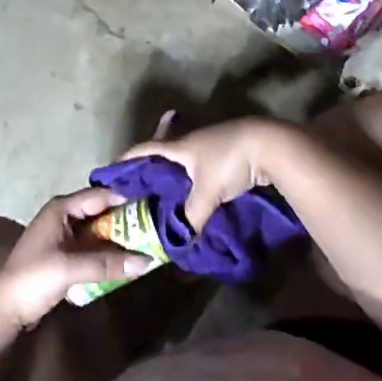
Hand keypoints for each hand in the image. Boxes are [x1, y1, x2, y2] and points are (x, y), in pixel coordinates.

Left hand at [0, 188, 154, 329]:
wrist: (3, 310)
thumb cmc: (33, 279)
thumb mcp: (71, 269)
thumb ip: (108, 264)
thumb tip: (148, 260)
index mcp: (61, 208)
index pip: (100, 195)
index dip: (125, 198)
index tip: (152, 204)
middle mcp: (63, 215)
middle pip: (100, 211)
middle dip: (125, 219)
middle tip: (154, 225)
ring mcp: (63, 235)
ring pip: (98, 230)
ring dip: (118, 237)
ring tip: (147, 241)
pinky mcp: (65, 254)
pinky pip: (93, 246)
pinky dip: (108, 251)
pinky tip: (126, 259)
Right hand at [120, 116, 283, 231]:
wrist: (269, 145)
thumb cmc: (230, 161)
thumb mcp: (207, 193)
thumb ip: (192, 216)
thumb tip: (183, 238)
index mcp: (180, 147)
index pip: (146, 149)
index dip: (128, 159)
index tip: (112, 171)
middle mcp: (193, 142)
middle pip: (166, 155)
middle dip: (154, 170)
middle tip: (142, 191)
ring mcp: (213, 146)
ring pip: (188, 164)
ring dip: (179, 178)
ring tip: (170, 200)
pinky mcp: (231, 153)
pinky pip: (206, 169)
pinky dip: (199, 182)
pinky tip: (201, 196)